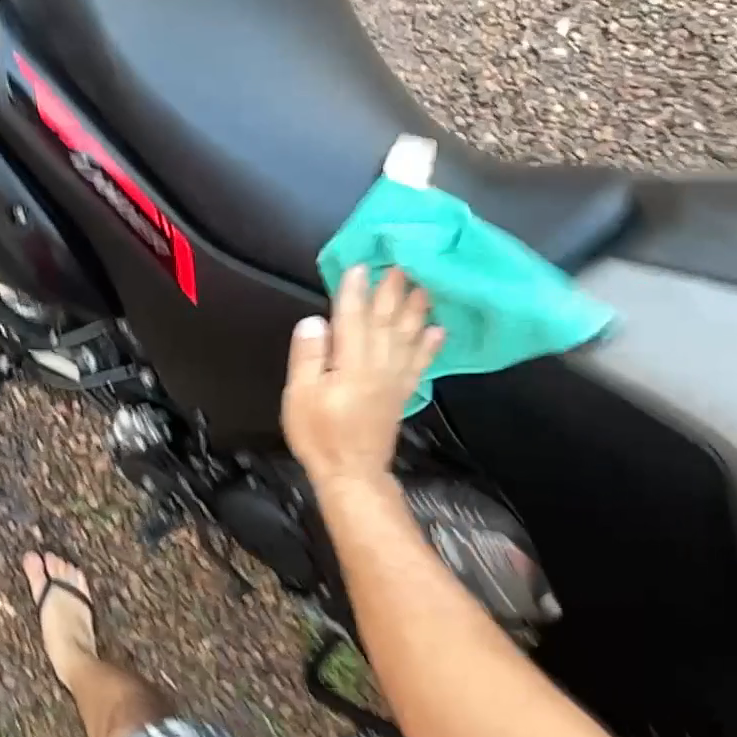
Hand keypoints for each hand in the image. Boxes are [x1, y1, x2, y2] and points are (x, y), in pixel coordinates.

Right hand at [282, 266, 444, 491]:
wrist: (351, 473)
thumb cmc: (319, 434)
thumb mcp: (299, 396)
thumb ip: (307, 357)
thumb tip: (314, 321)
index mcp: (350, 363)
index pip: (352, 318)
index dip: (355, 291)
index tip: (360, 265)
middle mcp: (377, 365)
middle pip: (386, 321)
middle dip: (392, 291)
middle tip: (401, 263)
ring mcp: (394, 379)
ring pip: (407, 337)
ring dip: (416, 310)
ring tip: (424, 285)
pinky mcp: (402, 393)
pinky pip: (420, 363)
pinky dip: (430, 345)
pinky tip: (438, 330)